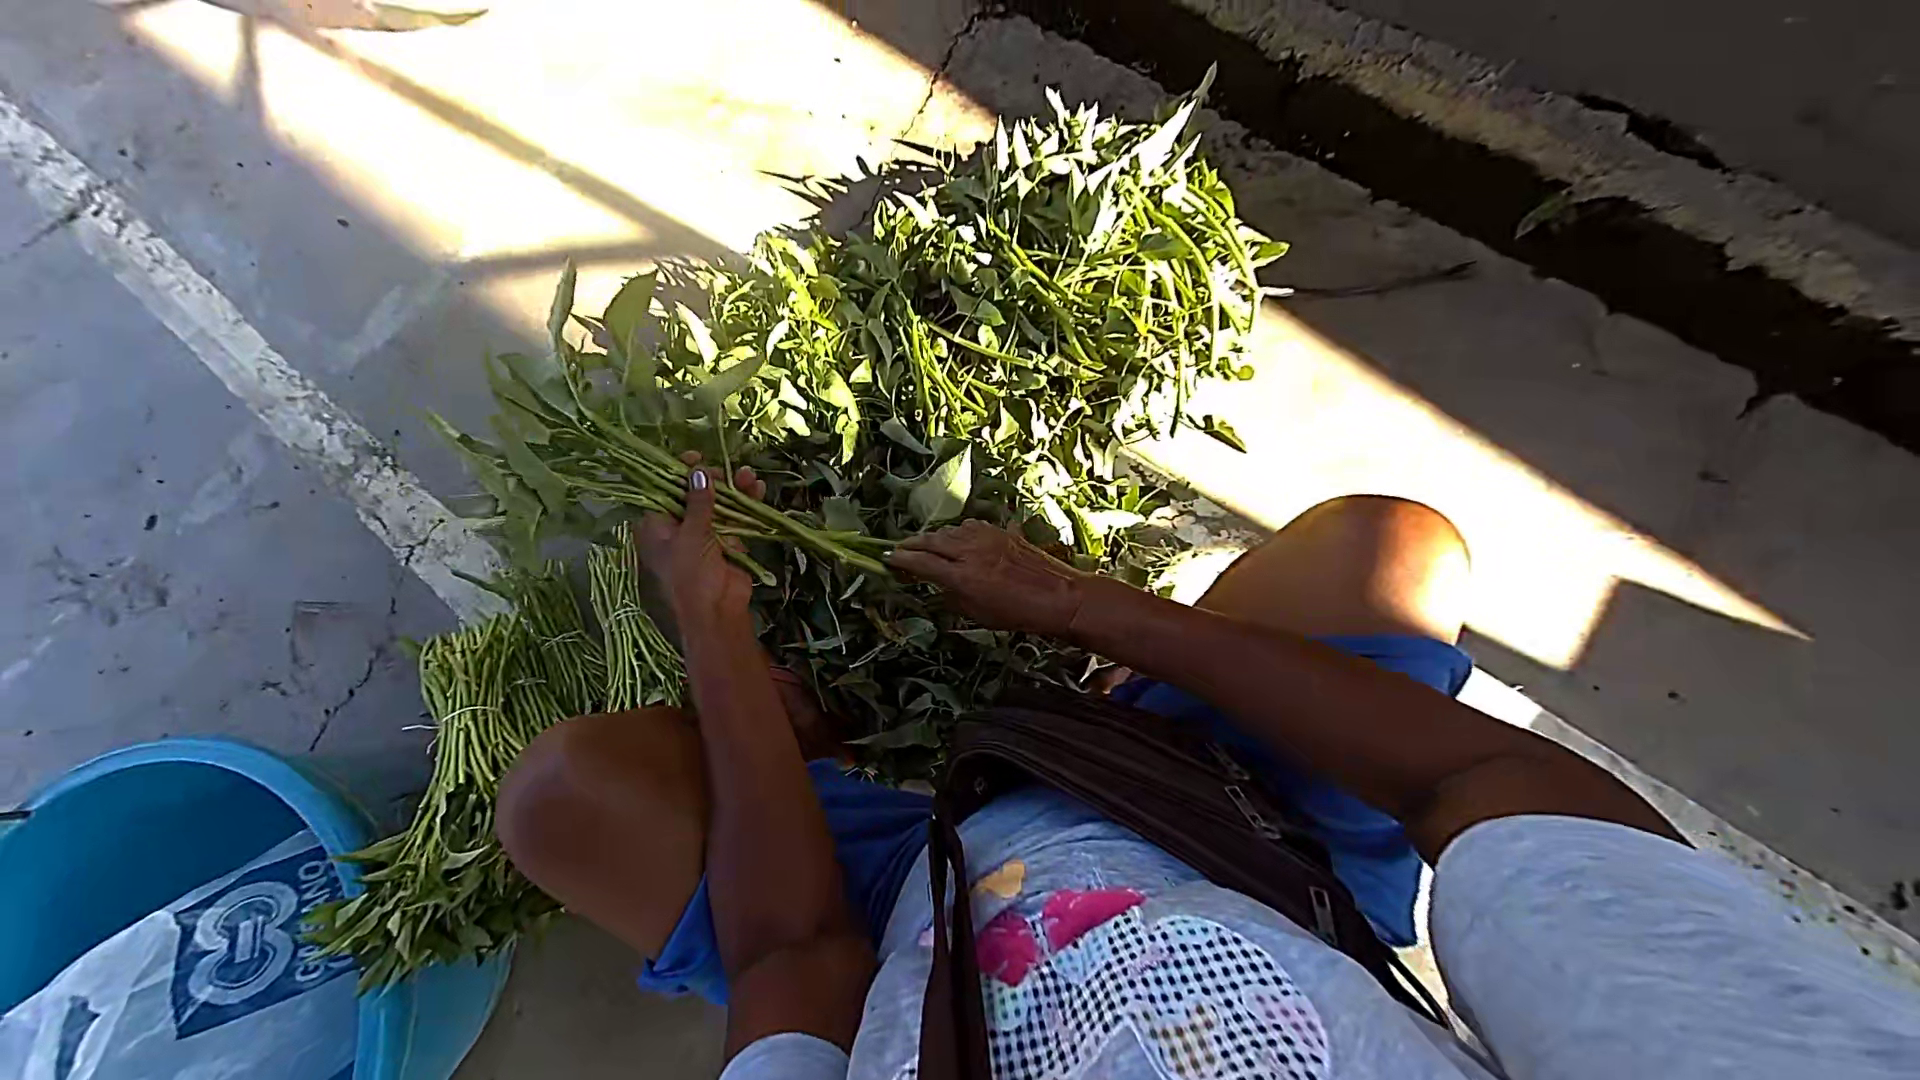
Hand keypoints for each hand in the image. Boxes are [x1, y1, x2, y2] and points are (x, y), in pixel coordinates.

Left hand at [634, 454, 764, 633]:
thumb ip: (698, 503)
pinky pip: (736, 519)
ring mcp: (705, 536)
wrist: (716, 613)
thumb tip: (699, 473)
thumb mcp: (691, 536)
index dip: (678, 474)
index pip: (663, 491)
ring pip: (718, 505)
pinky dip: (746, 505)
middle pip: (693, 496)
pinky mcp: (728, 543)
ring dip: (733, 490)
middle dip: (711, 480)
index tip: (694, 458)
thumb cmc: (690, 576)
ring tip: (748, 476)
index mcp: (656, 527)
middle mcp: (678, 529)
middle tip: (724, 471)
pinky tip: (757, 489)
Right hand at [888, 519, 1090, 637]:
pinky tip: (959, 539)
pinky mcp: (1001, 532)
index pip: (921, 562)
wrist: (1060, 596)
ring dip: (935, 537)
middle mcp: (970, 551)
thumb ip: (953, 598)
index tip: (890, 560)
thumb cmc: (1019, 613)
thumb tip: (938, 589)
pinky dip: (959, 532)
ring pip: (950, 531)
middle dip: (912, 543)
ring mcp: (986, 538)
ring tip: (928, 544)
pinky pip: (971, 527)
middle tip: (901, 549)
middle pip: (931, 540)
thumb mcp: (979, 615)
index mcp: (961, 576)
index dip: (902, 560)